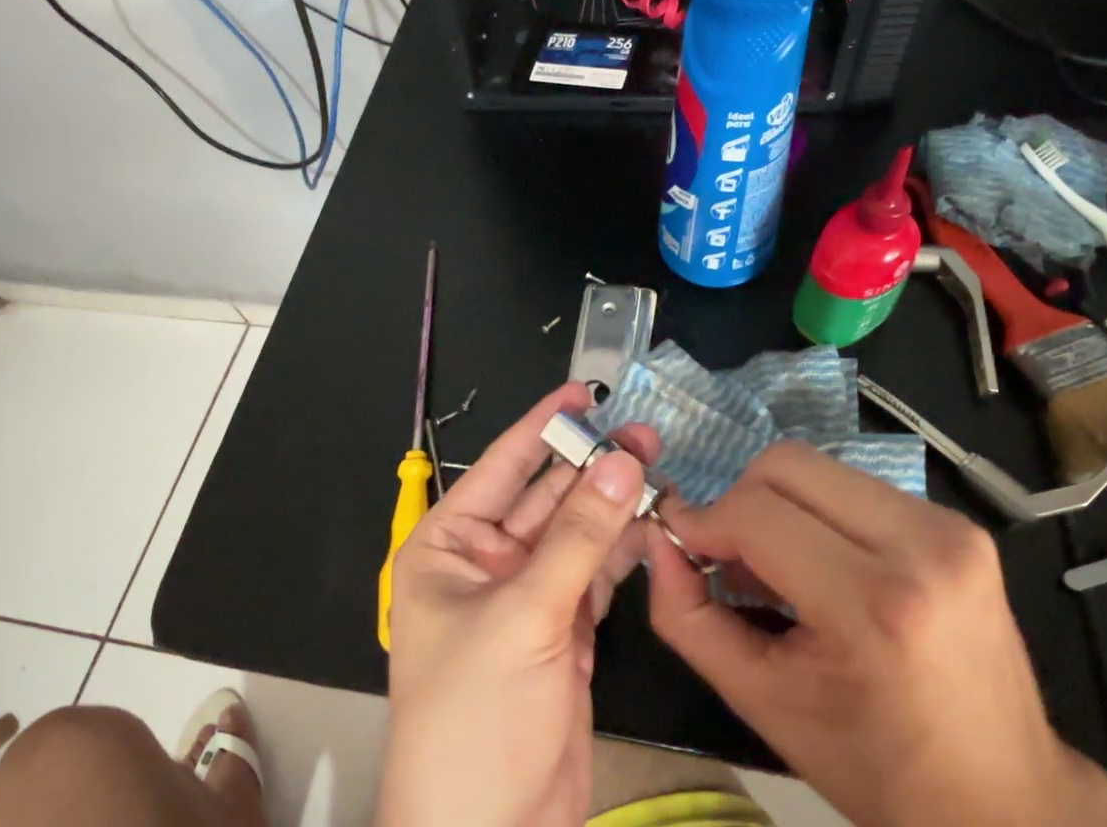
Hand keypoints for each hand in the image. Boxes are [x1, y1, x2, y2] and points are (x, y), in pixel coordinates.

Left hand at [378, 384, 657, 826]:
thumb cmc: (476, 714)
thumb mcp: (523, 616)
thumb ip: (578, 538)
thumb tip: (621, 460)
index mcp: (448, 548)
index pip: (499, 469)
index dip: (540, 427)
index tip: (582, 391)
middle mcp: (485, 564)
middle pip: (544, 498)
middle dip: (590, 465)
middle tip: (645, 431)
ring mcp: (529, 598)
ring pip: (575, 534)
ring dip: (612, 503)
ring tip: (658, 465)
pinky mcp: (565, 632)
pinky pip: (595, 574)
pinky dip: (623, 549)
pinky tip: (654, 520)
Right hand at [647, 442, 1106, 826]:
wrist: (1001, 795)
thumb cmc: (871, 763)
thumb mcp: (759, 700)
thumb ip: (687, 616)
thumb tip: (657, 540)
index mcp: (873, 603)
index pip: (755, 513)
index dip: (701, 521)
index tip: (679, 545)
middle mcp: (922, 545)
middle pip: (787, 464)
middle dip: (738, 502)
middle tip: (726, 557)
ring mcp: (951, 528)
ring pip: (820, 468)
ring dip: (778, 506)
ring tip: (774, 569)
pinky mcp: (961, 524)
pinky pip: (856, 488)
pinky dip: (818, 514)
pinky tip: (819, 567)